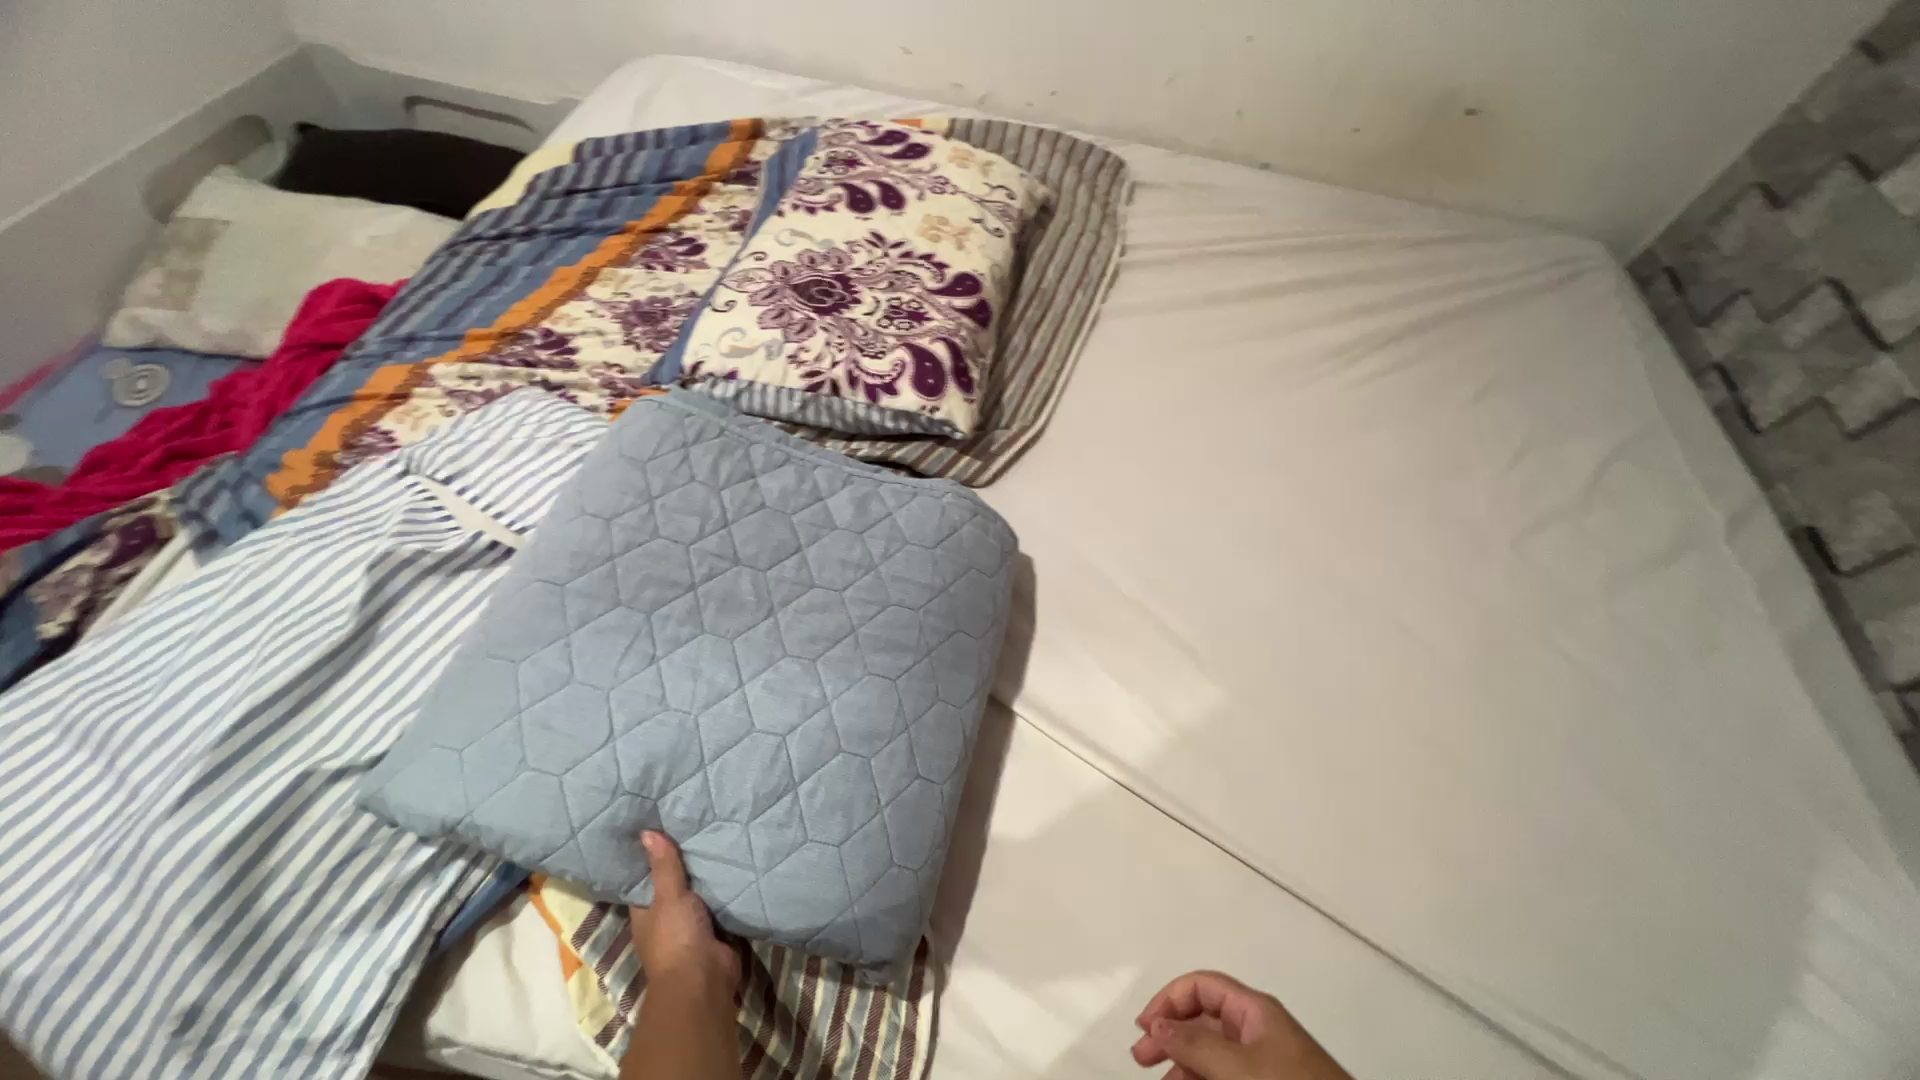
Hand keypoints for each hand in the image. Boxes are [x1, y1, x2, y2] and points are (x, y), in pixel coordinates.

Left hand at [629, 830, 740, 996]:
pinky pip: (719, 904)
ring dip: (707, 876)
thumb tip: (646, 832)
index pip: (645, 879)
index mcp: (645, 913)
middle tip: (696, 826)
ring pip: (698, 894)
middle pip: (673, 885)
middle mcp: (665, 919)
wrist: (704, 979)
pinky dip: (725, 890)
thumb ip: (663, 866)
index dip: (651, 857)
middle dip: (684, 863)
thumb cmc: (675, 938)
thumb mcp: (668, 896)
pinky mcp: (715, 931)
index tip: (662, 828)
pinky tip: (735, 865)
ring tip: (718, 837)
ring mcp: (691, 926)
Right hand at [1131, 971, 1354, 1079]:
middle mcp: (1258, 1032)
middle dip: (1170, 1036)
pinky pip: (1227, 1078)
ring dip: (1184, 1068)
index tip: (1144, 1029)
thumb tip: (1155, 1025)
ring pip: (1213, 1056)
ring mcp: (1266, 1065)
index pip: (1202, 986)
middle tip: (1140, 1061)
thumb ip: (1194, 1045)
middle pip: (1203, 1021)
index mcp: (1254, 1011)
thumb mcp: (1238, 1069)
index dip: (1168, 1000)